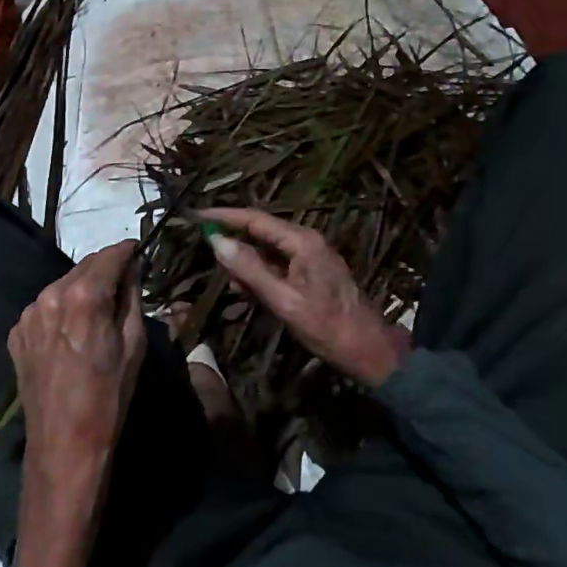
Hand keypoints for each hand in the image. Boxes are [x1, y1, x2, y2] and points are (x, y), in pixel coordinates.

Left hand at [7, 240, 146, 566]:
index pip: (109, 255)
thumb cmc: (110, 395)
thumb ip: (131, 297)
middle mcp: (50, 295)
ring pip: (63, 285)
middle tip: (126, 281)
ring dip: (83, 289)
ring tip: (98, 312)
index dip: (127, 251)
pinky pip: (46, 308)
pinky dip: (63, 310)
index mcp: (83, 296)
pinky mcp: (17, 333)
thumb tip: (132, 268)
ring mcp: (29, 314)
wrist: (64, 445)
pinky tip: (73, 334)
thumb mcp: (134, 344)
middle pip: (84, 266)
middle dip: (106, 269)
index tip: (139, 250)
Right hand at [197, 208, 407, 387]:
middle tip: (203, 245)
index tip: (197, 215)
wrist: (369, 351)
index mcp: (302, 241)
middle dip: (232, 238)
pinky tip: (245, 290)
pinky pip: (277, 265)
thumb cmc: (327, 327)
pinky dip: (259, 274)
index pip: (255, 219)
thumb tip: (217, 242)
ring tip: (226, 279)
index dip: (224, 215)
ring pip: (267, 250)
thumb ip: (250, 270)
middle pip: (260, 230)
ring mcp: (310, 257)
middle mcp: (306, 241)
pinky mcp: (311, 273)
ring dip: (245, 261)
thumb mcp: (283, 300)